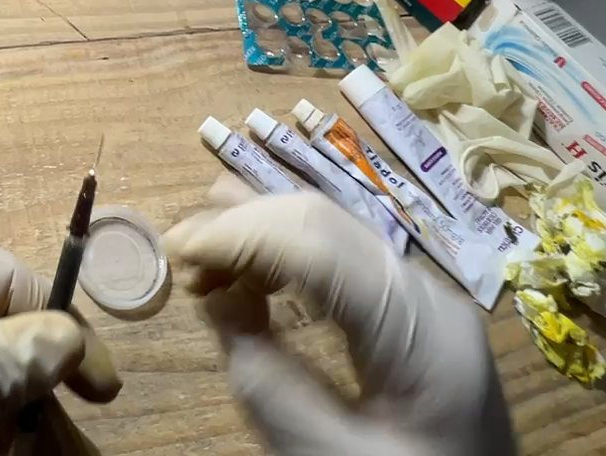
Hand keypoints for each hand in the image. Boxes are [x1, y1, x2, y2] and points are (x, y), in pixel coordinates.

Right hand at [166, 188, 514, 455]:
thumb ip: (266, 384)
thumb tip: (217, 299)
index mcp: (421, 333)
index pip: (317, 245)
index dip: (240, 234)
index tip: (179, 248)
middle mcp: (426, 292)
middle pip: (322, 221)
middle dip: (242, 224)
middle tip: (183, 253)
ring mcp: (422, 294)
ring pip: (327, 226)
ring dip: (258, 231)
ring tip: (203, 256)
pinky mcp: (409, 307)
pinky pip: (338, 254)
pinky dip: (284, 252)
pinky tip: (248, 271)